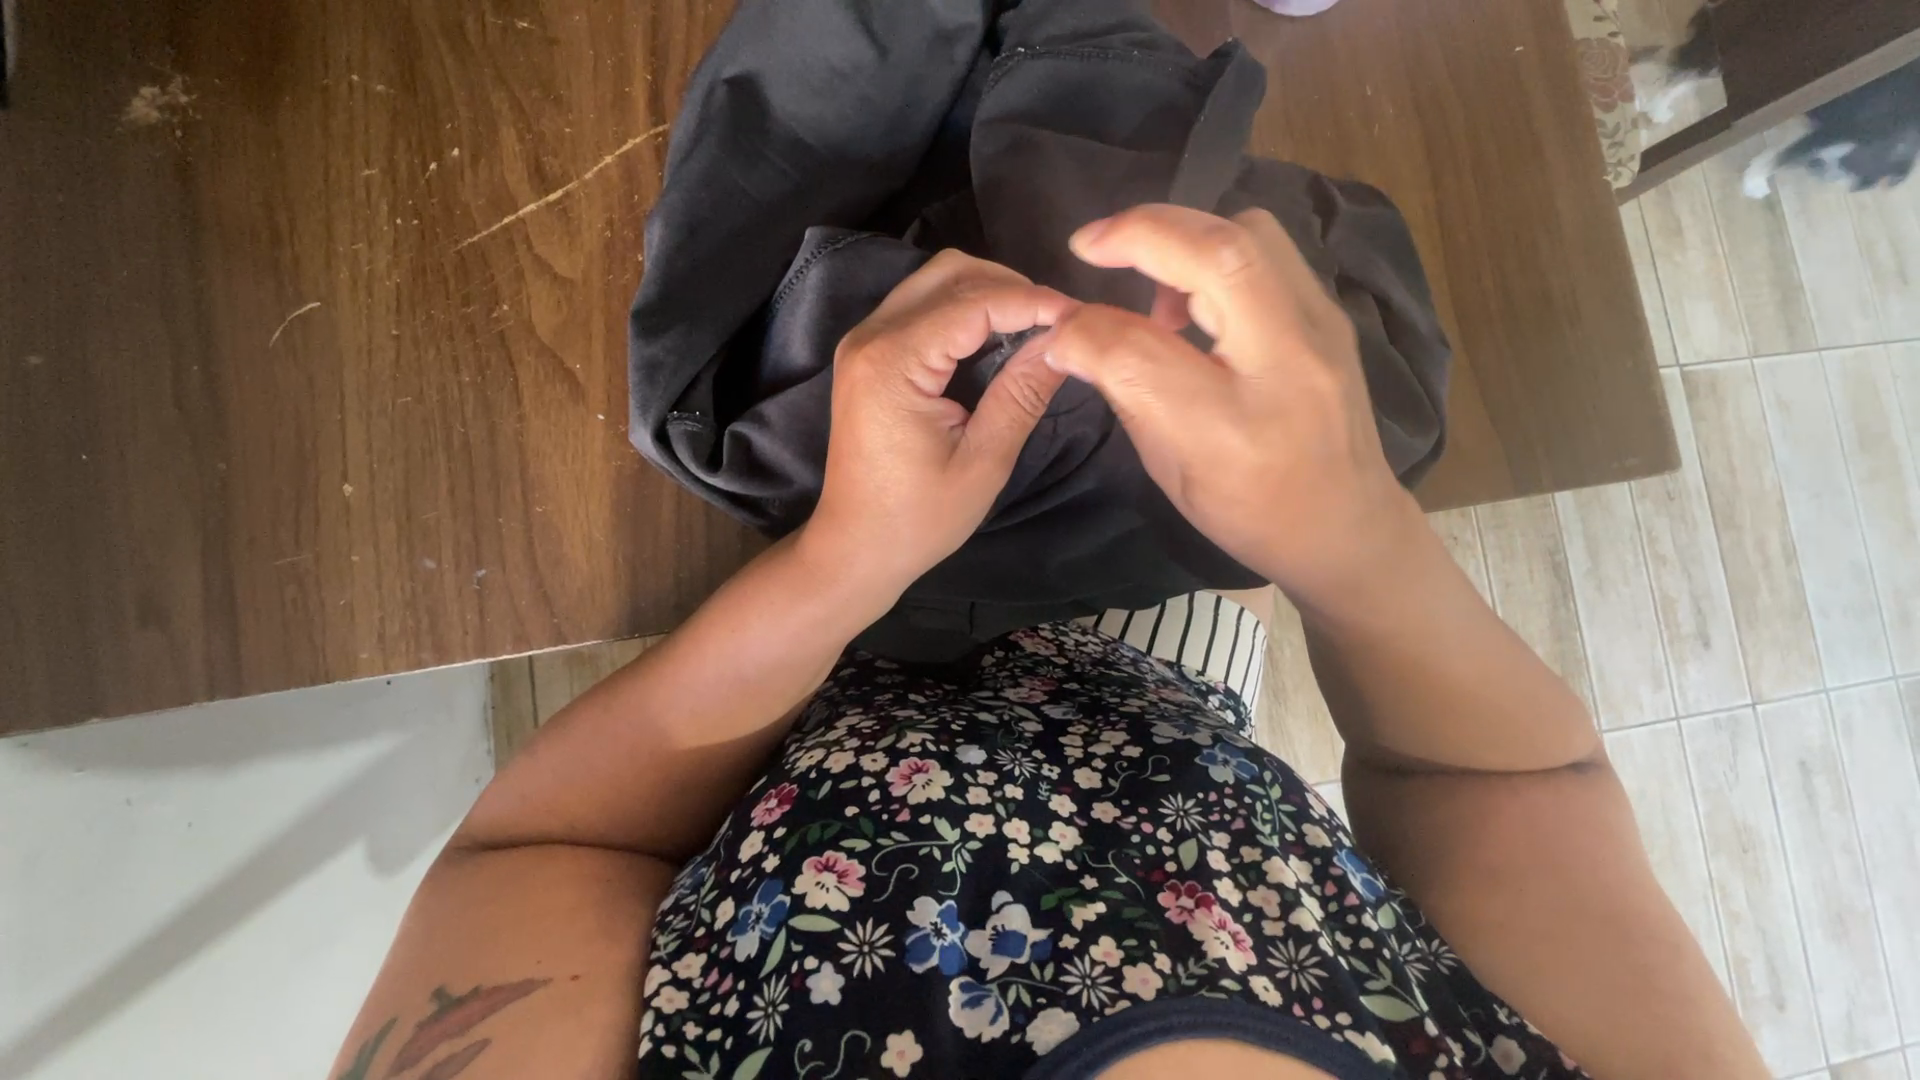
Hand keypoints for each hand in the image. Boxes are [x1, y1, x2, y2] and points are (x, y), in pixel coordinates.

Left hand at [801, 250, 1073, 598]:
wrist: (855, 546)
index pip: (975, 302)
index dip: (1033, 302)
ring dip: (986, 294)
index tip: (1080, 317)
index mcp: (895, 362)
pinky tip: (995, 338)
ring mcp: (863, 343)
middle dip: (1010, 287)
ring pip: (934, 283)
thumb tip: (1065, 341)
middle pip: (950, 272)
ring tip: (1032, 328)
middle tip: (1056, 323)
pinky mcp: (866, 355)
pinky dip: (962, 311)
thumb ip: (1022, 393)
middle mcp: (870, 337)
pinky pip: (920, 307)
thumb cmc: (919, 518)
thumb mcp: (983, 461)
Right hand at [1046, 204, 1424, 610]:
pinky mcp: (1331, 313)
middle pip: (1220, 254)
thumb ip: (1125, 391)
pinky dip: (1214, 250)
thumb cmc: (1245, 510)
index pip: (1142, 352)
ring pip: (1250, 234)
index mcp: (1232, 429)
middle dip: (1143, 230)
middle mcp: (1288, 364)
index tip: (1059, 329)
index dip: (1087, 329)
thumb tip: (1072, 334)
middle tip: (1089, 243)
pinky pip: (1267, 252)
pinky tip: (1193, 294)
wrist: (1345, 524)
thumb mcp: (1169, 467)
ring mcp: (1323, 329)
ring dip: (1183, 235)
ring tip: (1147, 278)